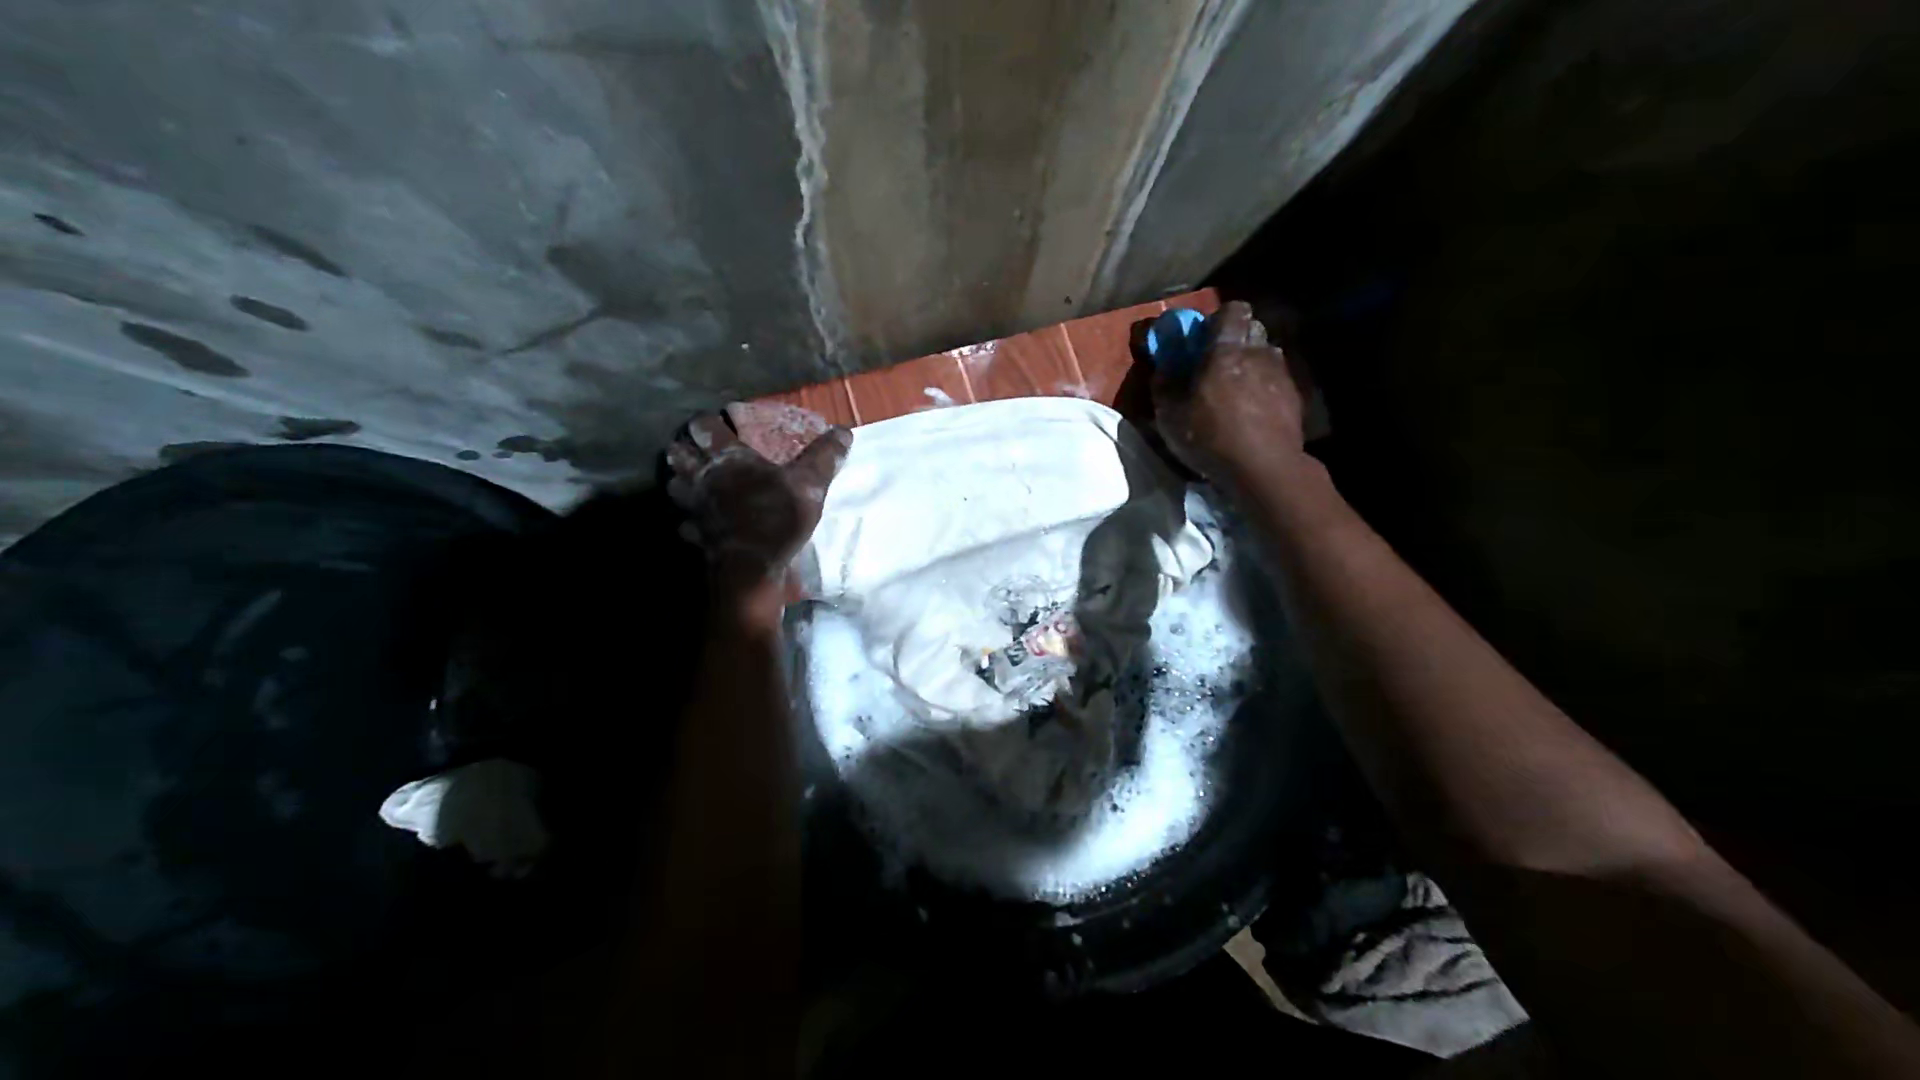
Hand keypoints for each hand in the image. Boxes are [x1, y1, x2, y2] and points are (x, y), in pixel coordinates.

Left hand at [666, 411, 851, 605]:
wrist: (752, 568)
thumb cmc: (778, 517)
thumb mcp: (810, 484)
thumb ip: (824, 456)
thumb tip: (844, 430)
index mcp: (727, 457)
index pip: (704, 426)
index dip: (707, 421)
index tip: (717, 420)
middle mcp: (703, 477)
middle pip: (679, 453)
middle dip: (685, 447)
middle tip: (697, 447)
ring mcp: (694, 507)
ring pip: (675, 485)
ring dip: (681, 480)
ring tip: (693, 480)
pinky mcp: (694, 534)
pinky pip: (685, 522)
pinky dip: (689, 518)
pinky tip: (700, 521)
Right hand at [1152, 301, 1307, 485]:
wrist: (1263, 468)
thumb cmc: (1210, 438)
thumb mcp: (1170, 416)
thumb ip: (1164, 385)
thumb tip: (1162, 367)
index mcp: (1226, 350)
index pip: (1232, 310)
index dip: (1220, 318)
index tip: (1205, 336)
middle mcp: (1258, 353)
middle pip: (1252, 328)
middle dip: (1237, 337)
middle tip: (1218, 362)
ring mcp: (1281, 373)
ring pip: (1267, 352)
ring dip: (1253, 361)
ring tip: (1239, 387)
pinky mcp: (1294, 395)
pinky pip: (1278, 377)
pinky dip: (1266, 384)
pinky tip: (1255, 408)